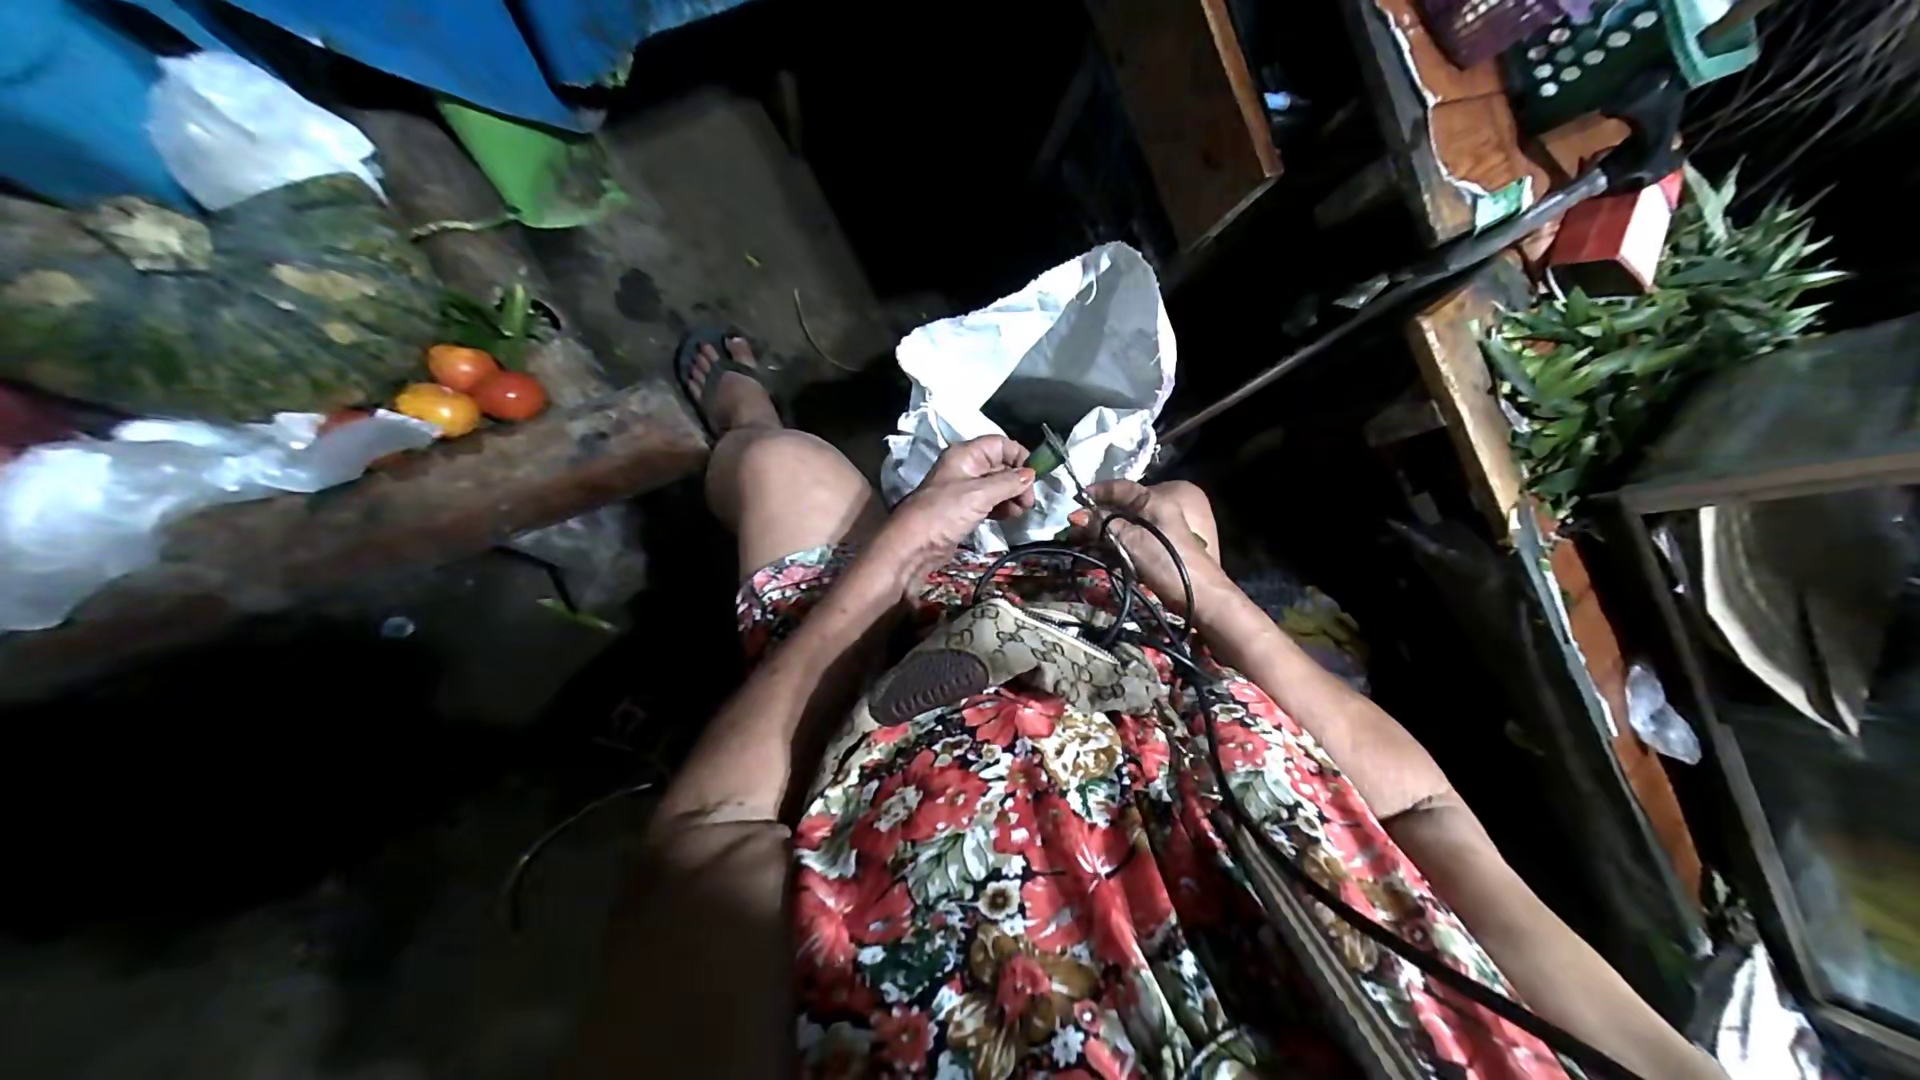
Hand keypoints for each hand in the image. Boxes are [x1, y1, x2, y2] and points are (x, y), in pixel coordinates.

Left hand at [865, 436, 1037, 597]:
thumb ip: (1008, 483)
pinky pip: (990, 502)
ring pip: (997, 486)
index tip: (1035, 476)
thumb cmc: (944, 513)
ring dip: (1012, 495)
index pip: (1000, 444)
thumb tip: (1031, 474)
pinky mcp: (964, 510)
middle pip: (1001, 465)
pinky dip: (1002, 507)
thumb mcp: (979, 494)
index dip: (1019, 457)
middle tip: (1029, 501)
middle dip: (1018, 480)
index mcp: (965, 455)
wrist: (914, 545)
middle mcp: (965, 468)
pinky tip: (1011, 516)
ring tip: (1022, 510)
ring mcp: (964, 490)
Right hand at [1072, 479, 1229, 615]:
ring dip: (1103, 532)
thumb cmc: (1166, 562)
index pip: (1122, 488)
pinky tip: (1101, 551)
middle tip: (1074, 528)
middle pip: (1123, 507)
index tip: (1077, 499)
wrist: (1199, 596)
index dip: (1098, 492)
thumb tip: (1077, 515)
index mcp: (1158, 499)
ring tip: (1082, 542)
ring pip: (1126, 524)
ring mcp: (1163, 529)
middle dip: (1097, 516)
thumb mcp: (1131, 541)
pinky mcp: (1161, 548)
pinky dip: (1115, 542)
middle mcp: (1161, 509)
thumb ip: (1104, 525)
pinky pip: (1133, 538)